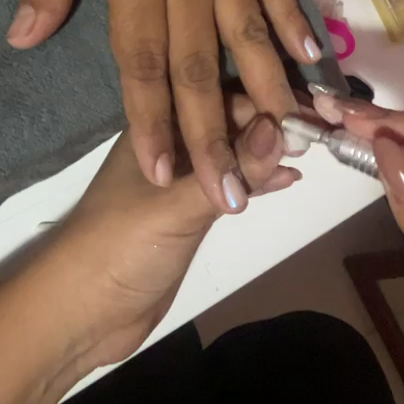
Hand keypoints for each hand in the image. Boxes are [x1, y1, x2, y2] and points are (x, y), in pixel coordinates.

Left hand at [11, 0, 316, 214]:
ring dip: (269, 94)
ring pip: (251, 36)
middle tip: (231, 195)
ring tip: (291, 144)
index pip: (143, 63)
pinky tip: (310, 60)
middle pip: (201, 67)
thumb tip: (25, 41)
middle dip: (213, 135)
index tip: (164, 176)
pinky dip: (293, 24)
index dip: (152, 123)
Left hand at [33, 97, 297, 373]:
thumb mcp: (177, 204)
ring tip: (313, 150)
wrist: (82, 311)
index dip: (257, 94)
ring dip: (266, 151)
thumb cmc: (119, 245)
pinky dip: (256, 181)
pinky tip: (289, 178)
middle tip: (321, 125)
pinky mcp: (188, 212)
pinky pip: (229, 185)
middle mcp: (168, 142)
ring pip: (229, 152)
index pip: (211, 93)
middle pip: (224, 119)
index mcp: (154, 125)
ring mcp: (179, 178)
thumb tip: (282, 126)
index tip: (305, 99)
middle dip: (268, 121)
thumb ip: (229, 168)